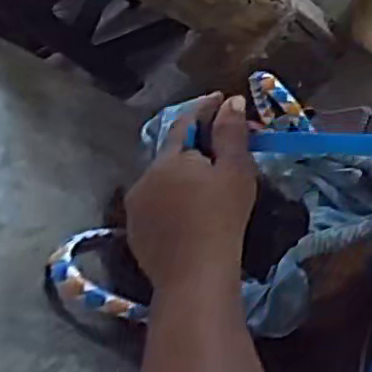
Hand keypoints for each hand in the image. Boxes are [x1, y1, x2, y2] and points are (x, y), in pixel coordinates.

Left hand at [125, 92, 256, 292]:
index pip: (185, 122)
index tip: (224, 98)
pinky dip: (177, 190)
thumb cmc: (222, 214)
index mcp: (168, 160)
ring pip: (165, 175)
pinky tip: (195, 201)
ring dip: (187, 167)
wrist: (194, 274)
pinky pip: (158, 197)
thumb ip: (230, 132)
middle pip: (173, 149)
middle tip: (228, 141)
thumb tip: (230, 101)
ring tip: (214, 172)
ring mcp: (135, 206)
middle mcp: (143, 178)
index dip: (206, 107)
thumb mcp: (235, 169)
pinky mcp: (135, 230)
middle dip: (199, 140)